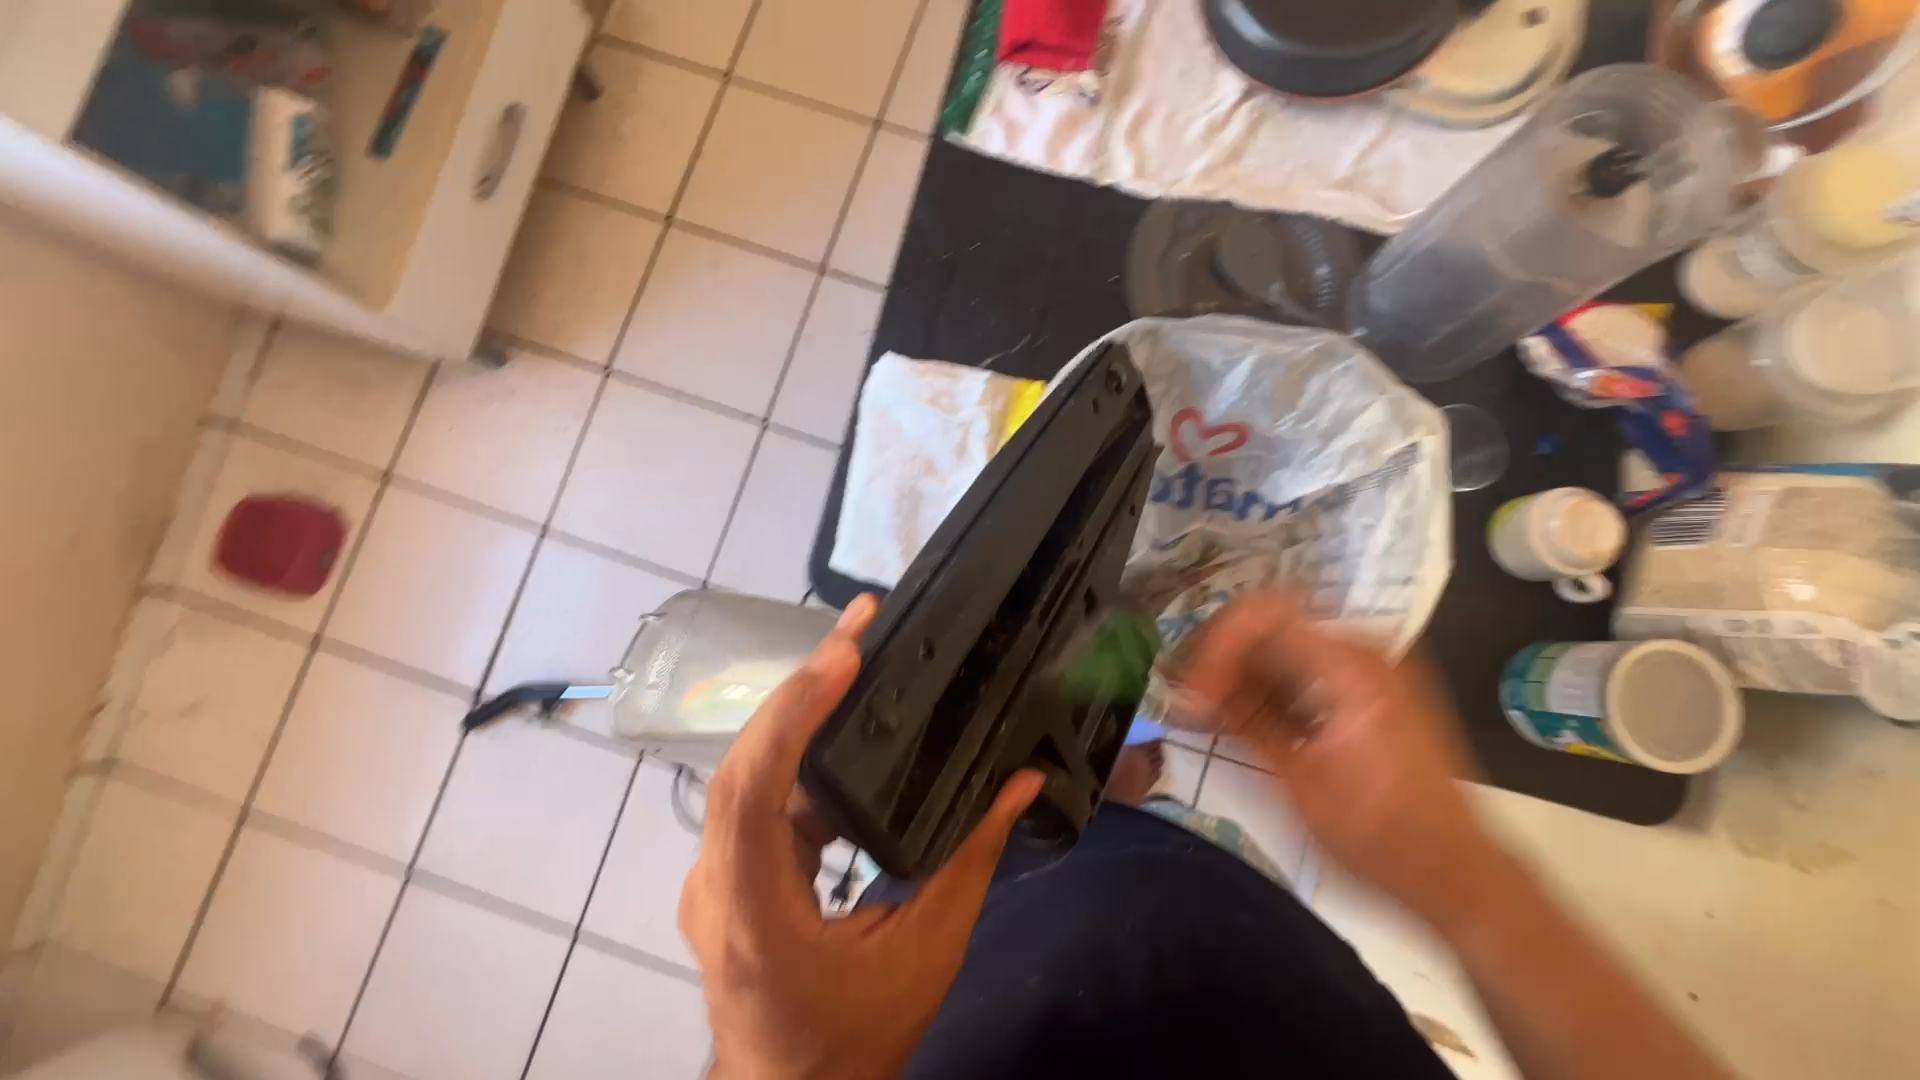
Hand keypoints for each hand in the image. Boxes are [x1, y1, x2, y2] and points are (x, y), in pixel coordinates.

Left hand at [679, 595, 1045, 1079]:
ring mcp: (716, 878)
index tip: (841, 658)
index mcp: (755, 913)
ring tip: (854, 656)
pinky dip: (803, 754)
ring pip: (750, 774)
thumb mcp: (927, 949)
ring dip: (799, 713)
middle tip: (856, 628)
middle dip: (798, 689)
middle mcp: (717, 885)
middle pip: (744, 766)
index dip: (790, 716)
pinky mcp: (730, 875)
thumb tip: (1022, 781)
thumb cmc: (857, 1037)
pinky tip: (844, 722)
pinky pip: (762, 798)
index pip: (751, 794)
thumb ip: (971, 857)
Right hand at [1176, 593, 1510, 926]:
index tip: (1191, 689)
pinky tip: (1249, 715)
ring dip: (1244, 668)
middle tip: (1191, 696)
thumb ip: (1247, 720)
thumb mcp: (1300, 780)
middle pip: (1272, 620)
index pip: (1262, 615)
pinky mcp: (1375, 686)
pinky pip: (1310, 663)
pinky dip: (1273, 682)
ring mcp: (1375, 666)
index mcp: (1350, 665)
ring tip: (1210, 708)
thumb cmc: (1379, 835)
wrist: (1458, 871)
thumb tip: (1190, 692)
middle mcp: (1366, 649)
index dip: (1215, 644)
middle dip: (1223, 654)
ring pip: (1287, 640)